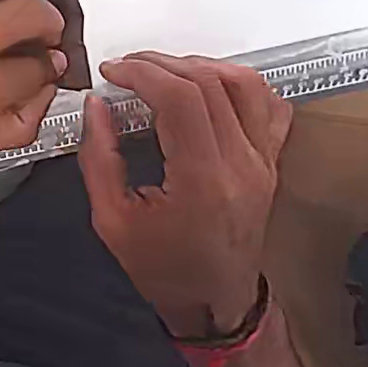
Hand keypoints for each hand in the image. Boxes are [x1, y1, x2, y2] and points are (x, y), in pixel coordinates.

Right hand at [77, 53, 292, 337]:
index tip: (113, 72)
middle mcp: (241, 164)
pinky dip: (239, 83)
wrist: (215, 302)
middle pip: (209, 83)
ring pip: (244, 84)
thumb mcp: (111, 221)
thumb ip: (99, 158)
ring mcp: (263, 161)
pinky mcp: (271, 162)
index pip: (180, 99)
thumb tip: (96, 106)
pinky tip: (209, 86)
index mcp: (201, 181)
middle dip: (160, 64)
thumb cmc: (163, 269)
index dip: (142, 73)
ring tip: (163, 72)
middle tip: (128, 68)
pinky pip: (269, 105)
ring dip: (199, 66)